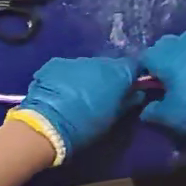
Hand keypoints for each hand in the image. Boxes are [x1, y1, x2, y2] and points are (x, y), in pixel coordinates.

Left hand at [10, 56, 144, 164]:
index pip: (133, 66)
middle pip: (108, 65)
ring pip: (87, 66)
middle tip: (101, 94)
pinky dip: (67, 77)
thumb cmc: (87, 125)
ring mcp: (74, 60)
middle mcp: (97, 61)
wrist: (48, 124)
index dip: (132, 76)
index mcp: (116, 73)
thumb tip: (137, 93)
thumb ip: (128, 101)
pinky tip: (61, 91)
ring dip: (86, 76)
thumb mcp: (114, 117)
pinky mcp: (54, 63)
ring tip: (79, 94)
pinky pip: (67, 68)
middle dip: (107, 77)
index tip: (128, 88)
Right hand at [139, 31, 185, 169]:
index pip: (145, 58)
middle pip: (168, 46)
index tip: (152, 86)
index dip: (147, 72)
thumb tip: (147, 107)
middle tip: (174, 81)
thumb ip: (151, 110)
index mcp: (163, 56)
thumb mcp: (168, 117)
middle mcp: (184, 41)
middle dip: (167, 60)